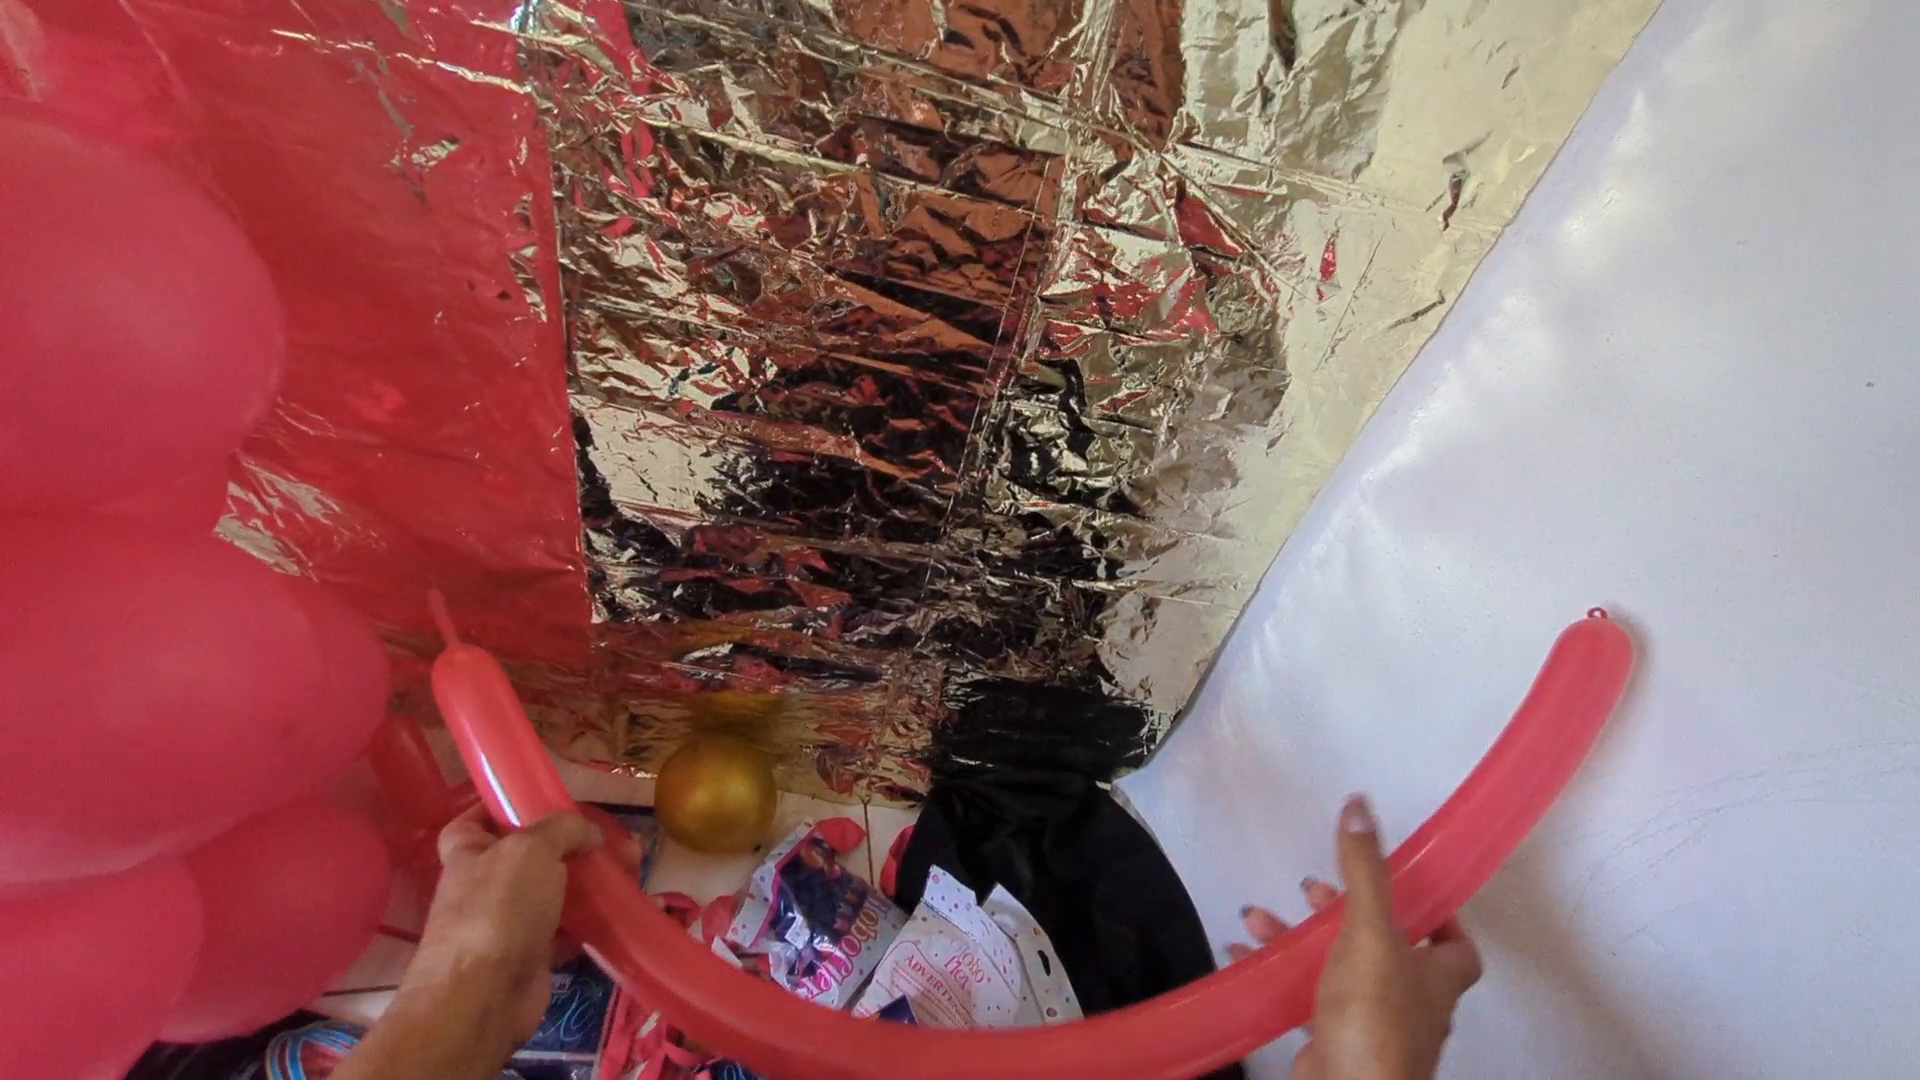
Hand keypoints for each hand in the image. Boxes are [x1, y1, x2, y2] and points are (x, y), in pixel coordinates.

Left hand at [403, 806, 609, 1042]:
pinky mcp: (532, 955)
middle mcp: (484, 888)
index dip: (494, 809)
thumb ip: (564, 828)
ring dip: (592, 880)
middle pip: (529, 855)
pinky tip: (619, 907)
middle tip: (609, 839)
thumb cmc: (498, 909)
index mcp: (470, 855)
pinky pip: (568, 928)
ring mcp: (507, 925)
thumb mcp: (532, 847)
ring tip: (630, 869)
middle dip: (571, 844)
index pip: (469, 824)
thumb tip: (590, 836)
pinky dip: (593, 919)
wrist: (484, 997)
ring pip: (555, 891)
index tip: (531, 801)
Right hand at [1232, 796, 1482, 1079]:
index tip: (1398, 883)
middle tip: (1312, 889)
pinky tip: (1243, 951)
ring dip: (1298, 938)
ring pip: (1338, 968)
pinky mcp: (1334, 1041)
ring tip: (1259, 916)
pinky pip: (1305, 994)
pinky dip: (1276, 970)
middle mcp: (1411, 1002)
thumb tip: (1360, 803)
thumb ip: (1363, 870)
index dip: (1436, 915)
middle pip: (1386, 948)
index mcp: (1434, 977)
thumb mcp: (1368, 930)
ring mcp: (1372, 1026)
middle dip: (1343, 913)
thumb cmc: (1373, 1013)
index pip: (1457, 945)